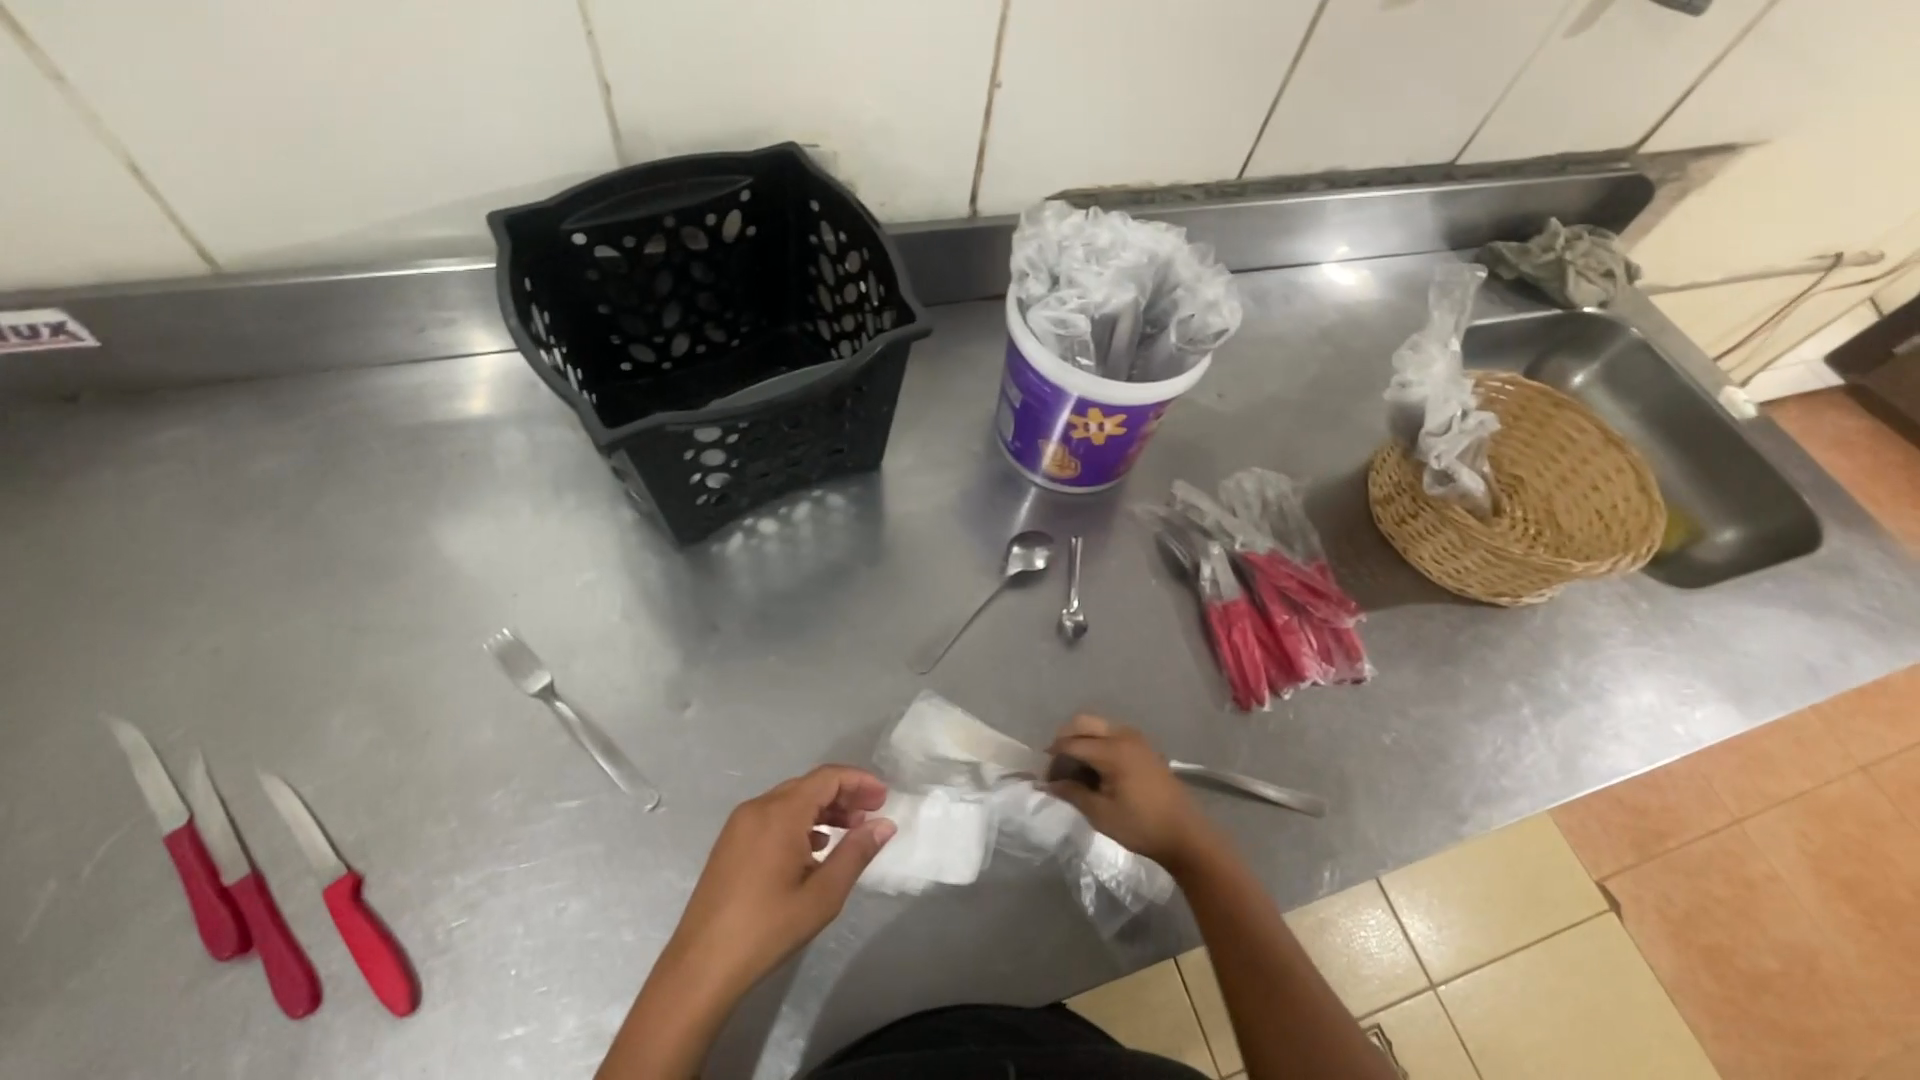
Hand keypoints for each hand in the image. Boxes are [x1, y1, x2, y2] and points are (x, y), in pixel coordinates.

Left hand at [660, 766, 895, 998]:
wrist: (703, 964)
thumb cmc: (768, 927)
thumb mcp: (823, 894)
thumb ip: (856, 853)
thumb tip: (884, 825)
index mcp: (780, 813)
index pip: (827, 778)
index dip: (859, 781)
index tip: (884, 798)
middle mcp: (757, 808)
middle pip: (808, 786)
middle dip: (844, 795)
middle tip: (873, 814)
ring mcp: (739, 825)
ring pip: (789, 802)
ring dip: (822, 810)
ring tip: (851, 831)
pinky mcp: (730, 844)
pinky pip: (772, 818)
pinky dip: (800, 822)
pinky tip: (815, 848)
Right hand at [1046, 714, 1220, 871]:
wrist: (1184, 834)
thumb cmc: (1141, 826)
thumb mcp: (1100, 813)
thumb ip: (1072, 793)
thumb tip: (1050, 784)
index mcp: (1112, 751)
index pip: (1071, 744)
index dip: (1054, 759)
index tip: (1046, 778)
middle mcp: (1124, 736)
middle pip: (1083, 723)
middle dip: (1064, 739)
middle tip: (1057, 766)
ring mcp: (1136, 739)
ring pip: (1098, 726)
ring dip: (1081, 740)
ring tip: (1075, 768)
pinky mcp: (1144, 747)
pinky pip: (1112, 734)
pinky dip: (1097, 744)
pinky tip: (1095, 769)